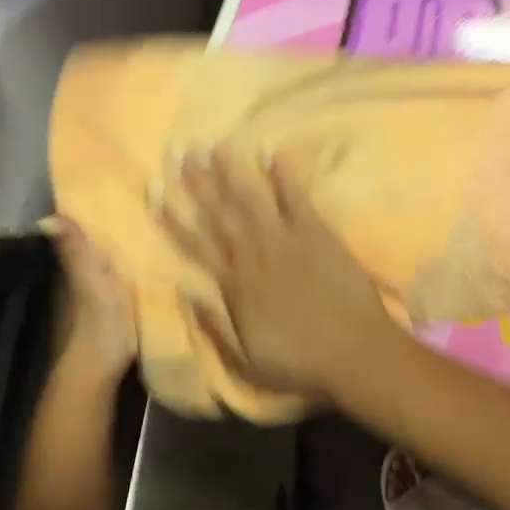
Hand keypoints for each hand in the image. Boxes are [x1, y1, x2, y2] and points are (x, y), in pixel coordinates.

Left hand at [42, 215, 136, 384]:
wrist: (95, 376)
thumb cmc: (96, 324)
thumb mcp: (89, 282)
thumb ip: (74, 251)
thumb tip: (44, 217)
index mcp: (72, 271)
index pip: (77, 235)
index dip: (90, 215)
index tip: (112, 194)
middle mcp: (75, 282)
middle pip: (89, 251)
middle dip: (107, 232)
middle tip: (137, 208)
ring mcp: (88, 302)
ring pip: (100, 269)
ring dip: (116, 254)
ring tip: (145, 233)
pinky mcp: (103, 317)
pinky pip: (113, 285)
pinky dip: (123, 275)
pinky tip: (141, 269)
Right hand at [162, 148, 401, 401]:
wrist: (355, 352)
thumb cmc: (300, 363)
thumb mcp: (245, 362)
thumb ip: (214, 327)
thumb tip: (186, 292)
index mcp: (234, 284)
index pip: (195, 243)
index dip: (172, 216)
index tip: (155, 190)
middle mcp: (253, 253)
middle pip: (218, 212)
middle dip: (195, 181)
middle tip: (178, 152)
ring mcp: (284, 239)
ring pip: (248, 198)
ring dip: (228, 171)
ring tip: (211, 146)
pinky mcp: (316, 231)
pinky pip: (294, 196)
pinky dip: (281, 173)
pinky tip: (268, 150)